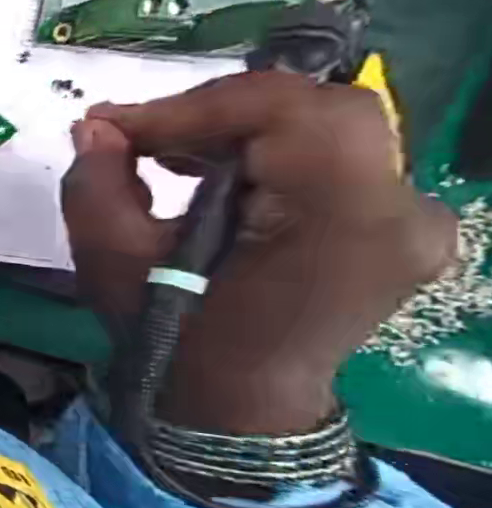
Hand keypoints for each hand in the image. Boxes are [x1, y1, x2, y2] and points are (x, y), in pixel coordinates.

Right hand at [62, 71, 455, 434]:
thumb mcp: (112, 265)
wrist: (233, 401)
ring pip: (324, 129)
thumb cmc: (171, 337)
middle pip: (319, 111)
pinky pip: (327, 158)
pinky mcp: (391, 220)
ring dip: (231, 129)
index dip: (196, 106)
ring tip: (155, 150)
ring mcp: (412, 214)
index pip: (295, 113)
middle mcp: (404, 209)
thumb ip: (97, 189)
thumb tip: (95, 129)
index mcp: (346, 223)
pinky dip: (257, 152)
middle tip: (132, 133)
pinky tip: (203, 170)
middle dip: (213, 111)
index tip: (114, 125)